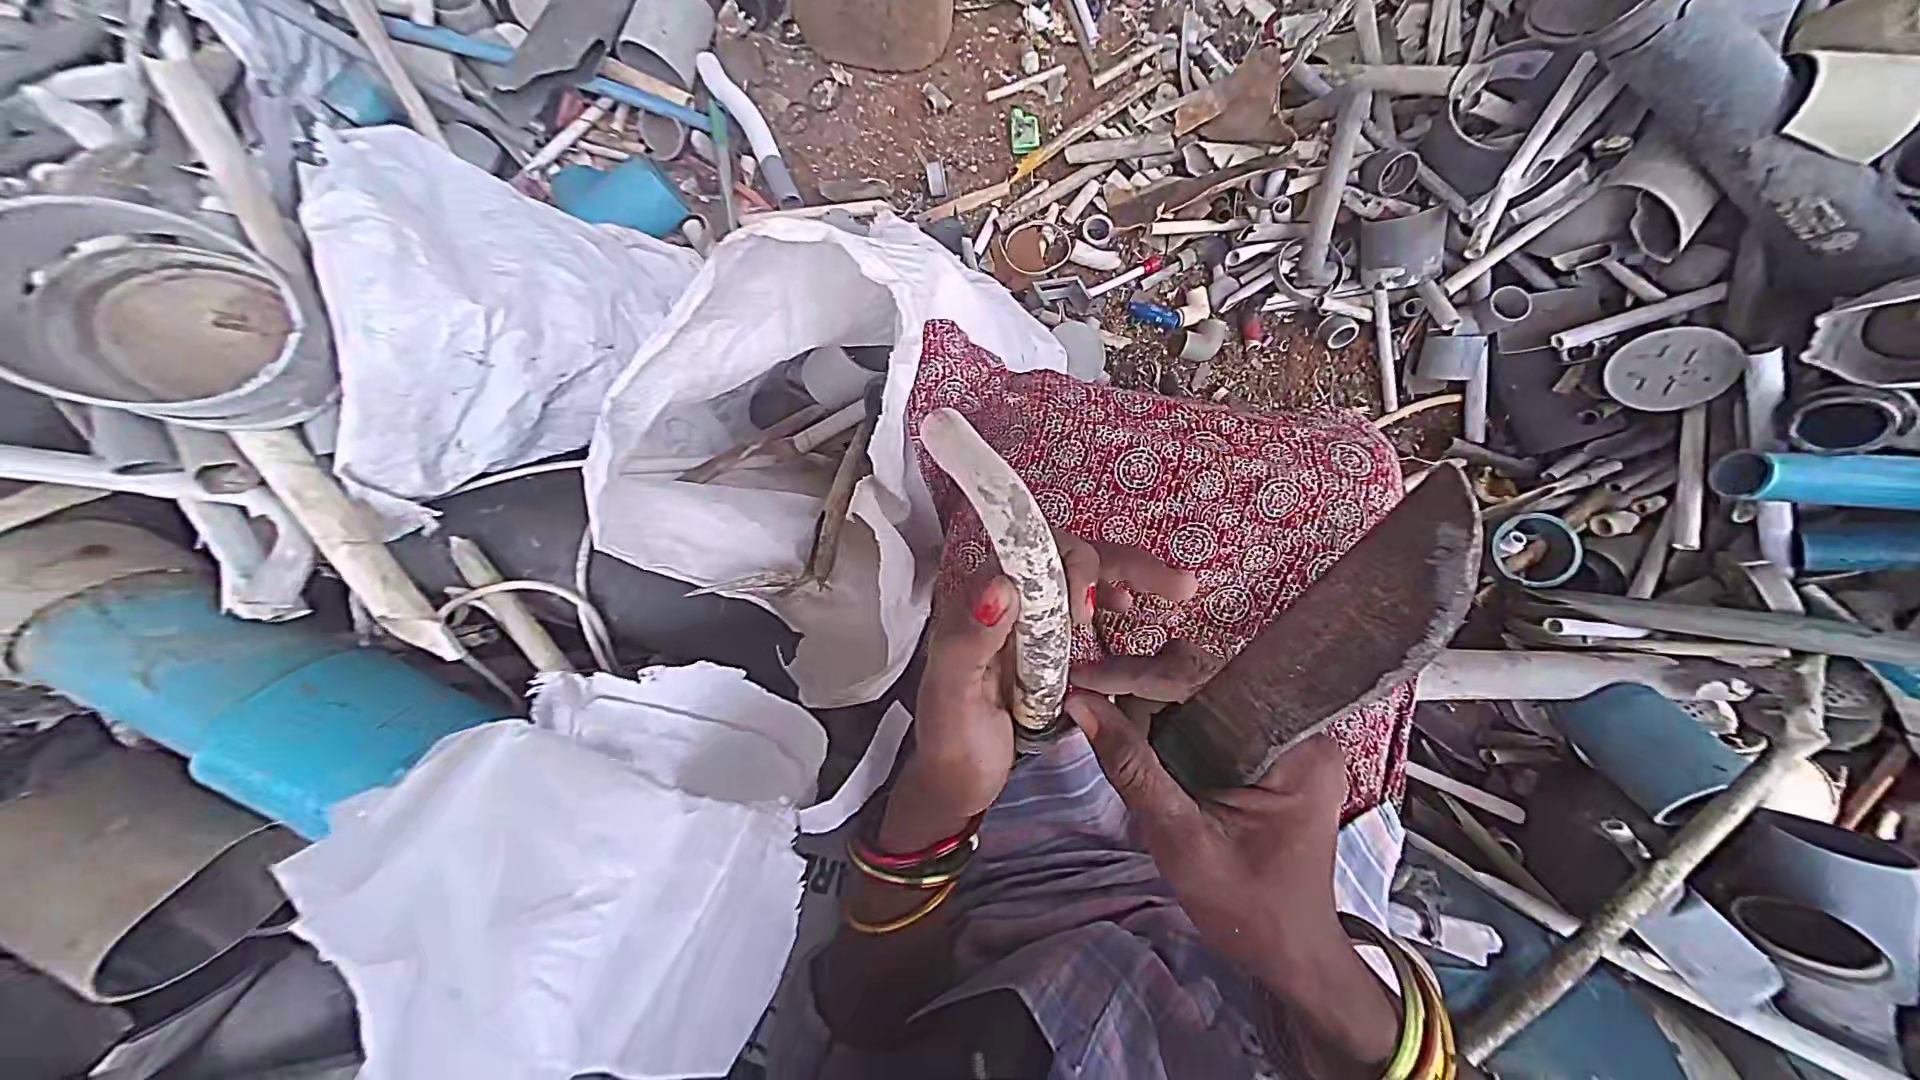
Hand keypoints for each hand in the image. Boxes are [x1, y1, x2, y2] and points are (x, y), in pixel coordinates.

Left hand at [885, 534, 1197, 851]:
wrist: (959, 782)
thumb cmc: (950, 741)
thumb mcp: (952, 696)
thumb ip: (969, 643)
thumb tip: (1000, 585)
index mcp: (980, 603)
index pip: (1029, 554)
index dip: (1067, 565)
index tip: (1087, 611)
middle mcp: (1007, 603)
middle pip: (1065, 558)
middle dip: (1118, 563)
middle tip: (1175, 585)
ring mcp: (1031, 623)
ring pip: (1082, 579)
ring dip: (1127, 575)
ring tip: (1175, 590)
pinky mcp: (1050, 647)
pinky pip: (1087, 612)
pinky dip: (1116, 603)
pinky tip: (1132, 613)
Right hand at [1064, 693, 1396, 1073]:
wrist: (1289, 954)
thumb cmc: (1246, 907)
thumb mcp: (1179, 838)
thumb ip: (1130, 767)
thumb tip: (1079, 704)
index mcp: (1293, 743)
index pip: (1206, 681)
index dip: (1140, 675)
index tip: (1084, 677)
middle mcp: (1294, 726)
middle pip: (1202, 677)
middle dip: (1141, 692)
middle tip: (1093, 710)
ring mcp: (1279, 734)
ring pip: (1197, 691)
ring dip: (1148, 707)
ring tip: (1114, 733)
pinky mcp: (1261, 746)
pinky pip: (1203, 712)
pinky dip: (1163, 722)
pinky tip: (1139, 743)